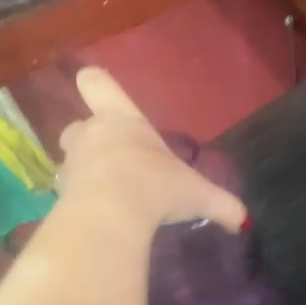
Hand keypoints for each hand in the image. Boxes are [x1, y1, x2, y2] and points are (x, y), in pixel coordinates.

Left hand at [56, 67, 247, 230]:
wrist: (112, 212)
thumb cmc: (157, 185)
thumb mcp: (200, 196)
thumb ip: (222, 205)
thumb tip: (244, 219)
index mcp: (123, 121)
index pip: (98, 84)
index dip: (100, 86)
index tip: (101, 89)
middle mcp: (92, 134)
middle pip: (80, 126)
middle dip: (95, 141)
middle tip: (118, 162)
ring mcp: (73, 163)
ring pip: (74, 159)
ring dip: (89, 172)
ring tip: (112, 194)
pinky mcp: (62, 192)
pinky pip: (72, 191)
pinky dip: (84, 200)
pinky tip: (104, 215)